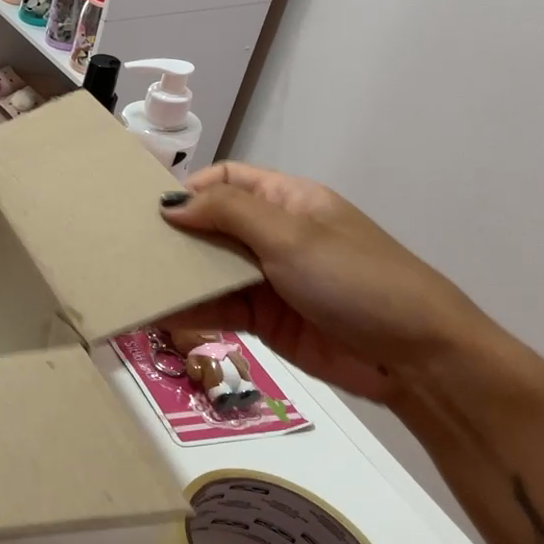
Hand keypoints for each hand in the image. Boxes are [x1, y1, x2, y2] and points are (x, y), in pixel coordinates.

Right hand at [158, 162, 497, 408]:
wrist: (420, 362)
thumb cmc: (360, 281)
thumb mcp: (293, 236)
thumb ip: (227, 213)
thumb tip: (168, 204)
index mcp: (288, 202)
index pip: (225, 180)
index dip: (189, 190)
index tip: (150, 210)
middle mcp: (273, 236)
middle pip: (209, 225)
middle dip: (171, 233)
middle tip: (123, 244)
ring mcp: (267, 279)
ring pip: (206, 268)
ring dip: (173, 273)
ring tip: (127, 279)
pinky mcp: (262, 320)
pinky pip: (213, 307)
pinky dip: (185, 309)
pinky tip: (152, 312)